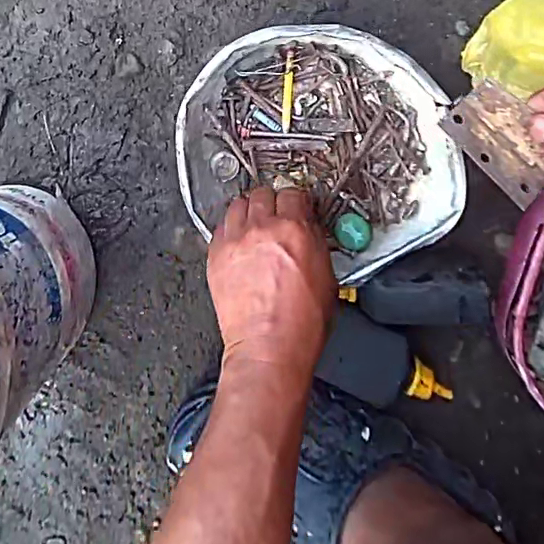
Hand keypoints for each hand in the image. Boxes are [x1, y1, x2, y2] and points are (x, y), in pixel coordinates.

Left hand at [207, 186, 335, 378]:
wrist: (268, 350)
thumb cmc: (300, 325)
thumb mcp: (327, 277)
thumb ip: (316, 242)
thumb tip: (310, 229)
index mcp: (295, 231)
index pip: (293, 194)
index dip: (297, 201)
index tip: (296, 206)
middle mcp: (262, 229)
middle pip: (263, 193)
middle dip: (271, 202)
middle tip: (275, 214)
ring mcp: (236, 240)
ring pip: (238, 204)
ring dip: (248, 211)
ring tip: (254, 223)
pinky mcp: (216, 255)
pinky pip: (220, 226)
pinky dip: (231, 229)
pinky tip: (238, 240)